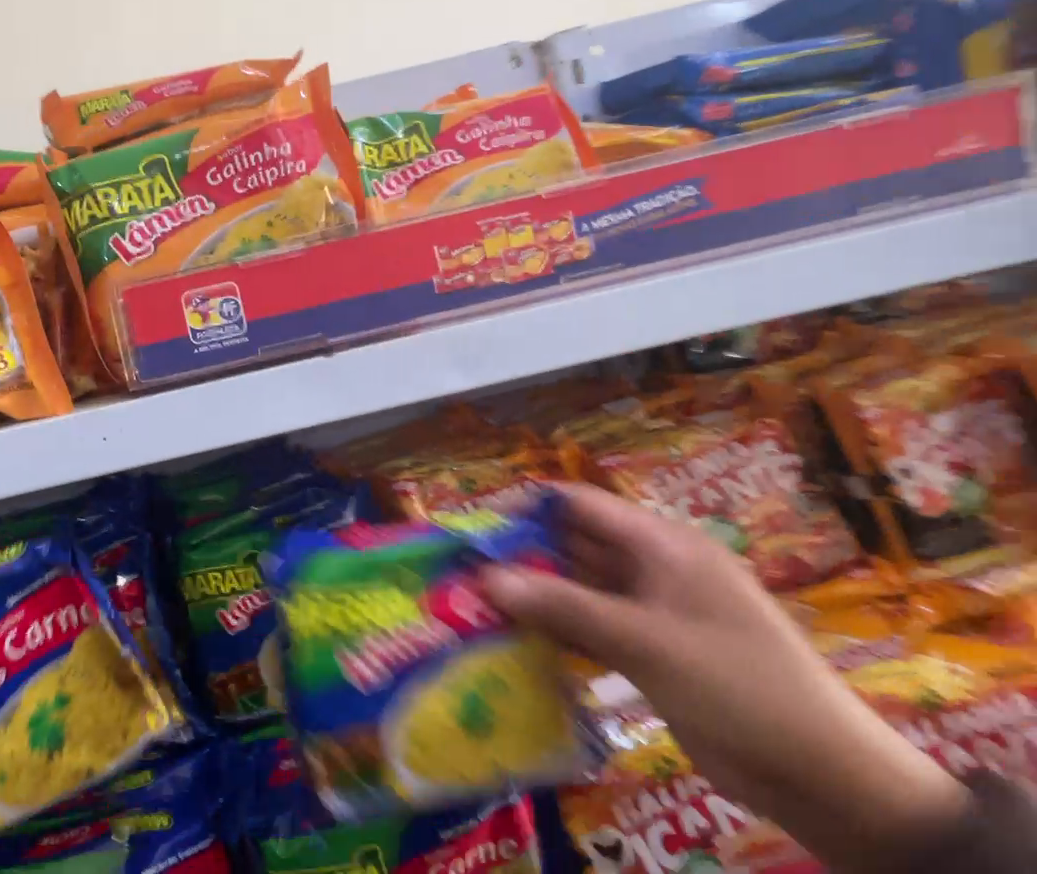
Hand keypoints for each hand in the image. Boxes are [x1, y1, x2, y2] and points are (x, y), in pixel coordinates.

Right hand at [481, 484, 966, 872]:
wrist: (824, 776)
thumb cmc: (739, 688)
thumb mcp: (647, 642)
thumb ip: (563, 607)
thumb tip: (485, 579)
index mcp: (663, 546)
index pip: (578, 504)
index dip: (522, 508)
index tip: (469, 527)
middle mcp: (653, 569)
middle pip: (572, 544)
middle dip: (518, 554)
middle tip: (458, 571)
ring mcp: (651, 612)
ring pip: (576, 588)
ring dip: (531, 596)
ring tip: (472, 607)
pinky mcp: (649, 651)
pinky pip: (588, 627)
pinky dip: (554, 631)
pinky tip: (512, 643)